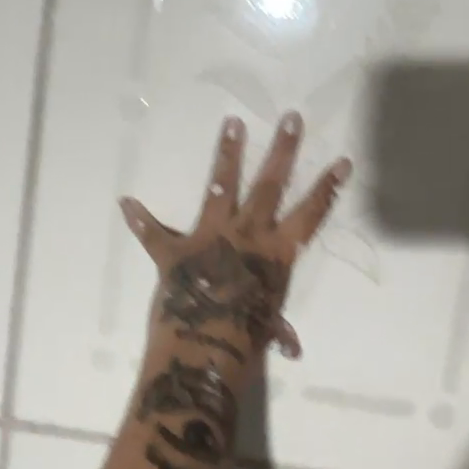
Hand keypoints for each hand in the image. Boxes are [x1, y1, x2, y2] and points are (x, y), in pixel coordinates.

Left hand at [119, 112, 351, 360]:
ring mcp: (209, 238)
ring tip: (232, 123)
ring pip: (221, 188)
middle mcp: (247, 235)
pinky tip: (126, 202)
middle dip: (282, 150)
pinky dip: (140, 220)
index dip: (327, 188)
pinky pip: (154, 233)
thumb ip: (277, 328)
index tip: (342, 161)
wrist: (201, 351)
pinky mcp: (173, 252)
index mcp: (276, 254)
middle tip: (290, 117)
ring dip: (227, 155)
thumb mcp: (267, 331)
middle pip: (270, 185)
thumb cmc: (245, 343)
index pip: (310, 214)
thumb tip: (290, 345)